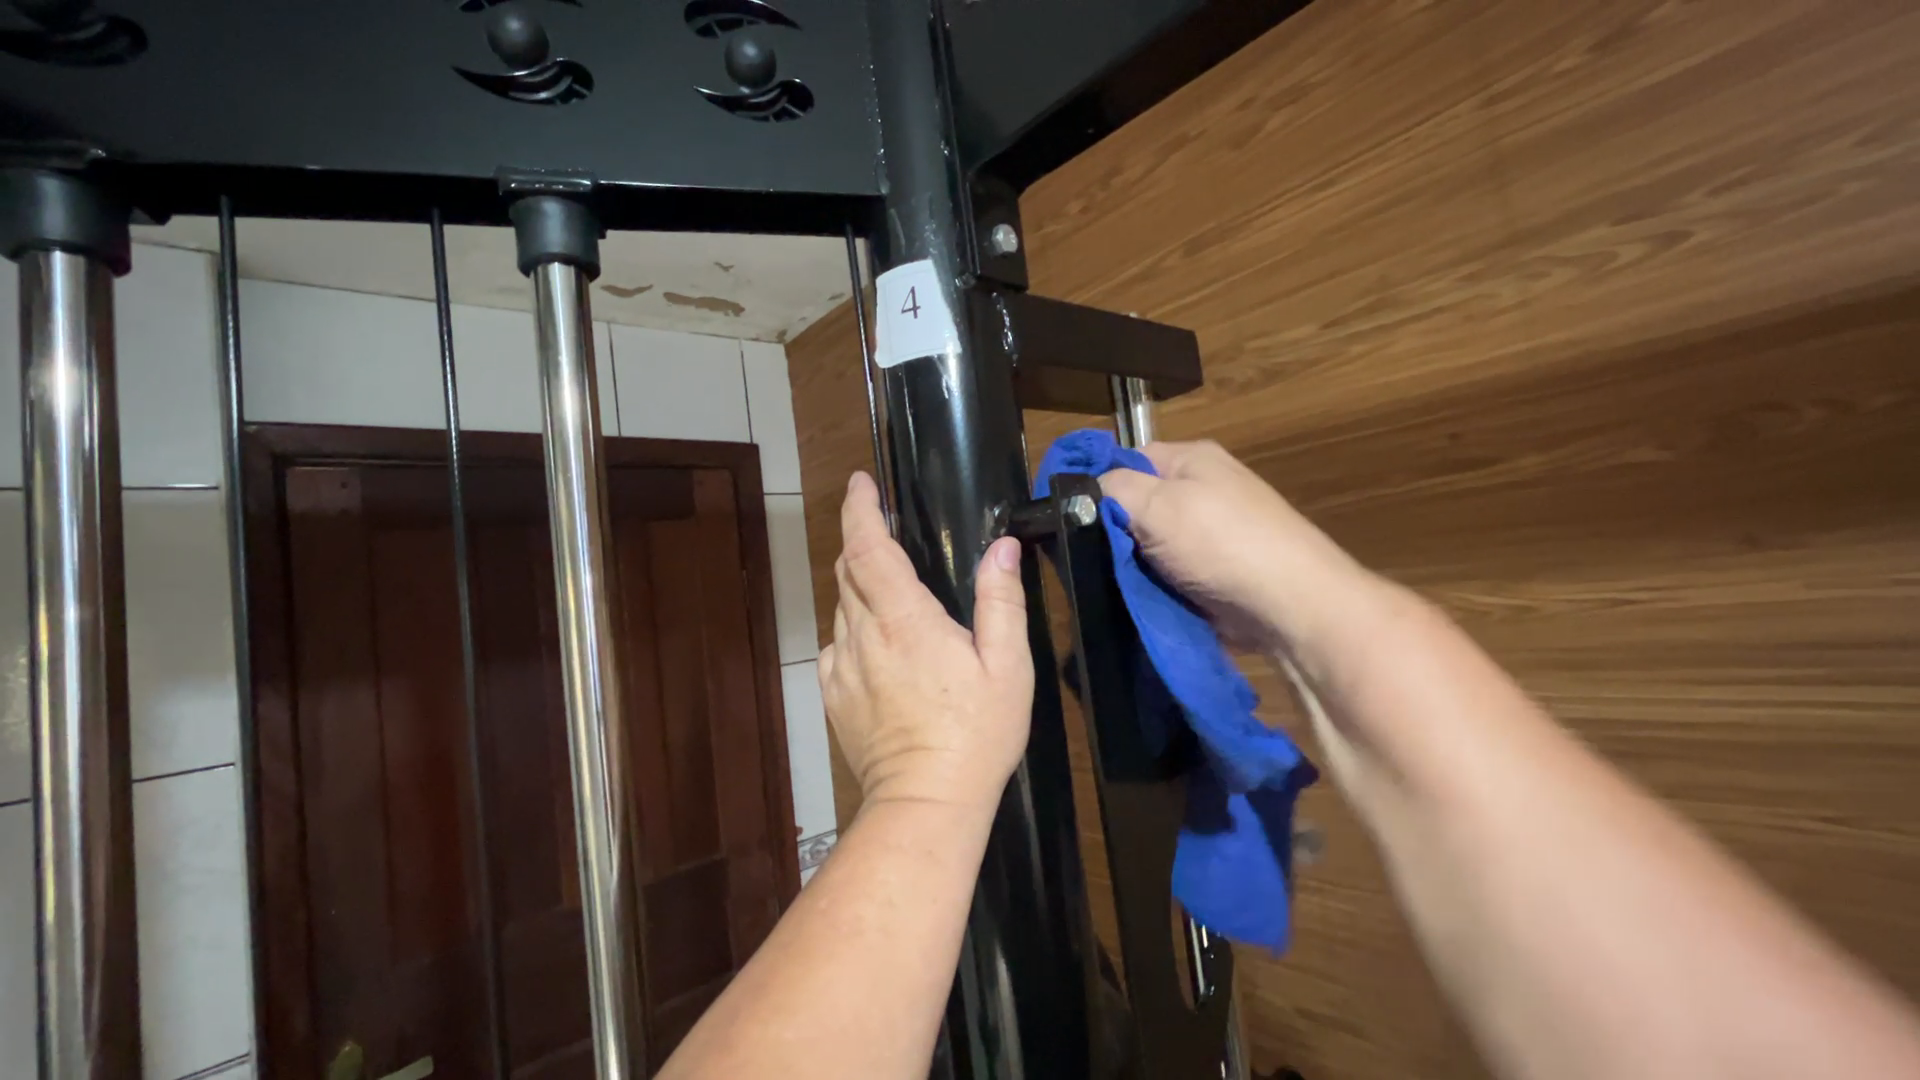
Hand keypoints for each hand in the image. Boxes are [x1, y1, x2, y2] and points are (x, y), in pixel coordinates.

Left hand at [819, 472, 1034, 812]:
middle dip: (861, 541)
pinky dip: (854, 628)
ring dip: (861, 588)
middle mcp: (862, 635)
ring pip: (841, 607)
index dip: (859, 510)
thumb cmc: (975, 734)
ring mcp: (840, 667)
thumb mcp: (1007, 666)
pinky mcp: (833, 694)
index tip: (860, 484)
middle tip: (886, 533)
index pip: (868, 548)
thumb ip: (1001, 602)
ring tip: (895, 597)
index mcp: (904, 620)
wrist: (926, 801)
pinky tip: (882, 648)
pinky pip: (836, 645)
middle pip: (847, 570)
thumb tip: (1001, 549)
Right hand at [1098, 440, 1371, 652]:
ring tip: (1107, 580)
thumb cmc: (1222, 543)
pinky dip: (1152, 585)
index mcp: (1191, 458)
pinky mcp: (1214, 572)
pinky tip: (1136, 597)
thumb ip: (1111, 489)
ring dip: (1130, 563)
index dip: (1095, 483)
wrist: (1290, 605)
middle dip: (1110, 529)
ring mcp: (1210, 533)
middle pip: (1135, 503)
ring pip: (1148, 543)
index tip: (1066, 515)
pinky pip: (1167, 573)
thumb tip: (1081, 490)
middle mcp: (1201, 489)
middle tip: (1083, 554)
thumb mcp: (1157, 504)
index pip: (1125, 458)